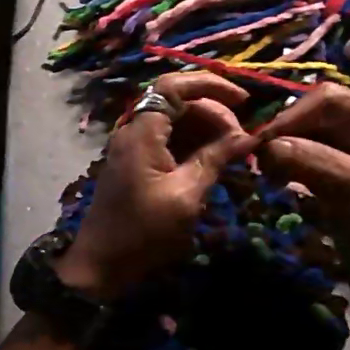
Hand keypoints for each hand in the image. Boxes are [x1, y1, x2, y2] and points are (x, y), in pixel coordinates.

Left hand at [58, 72, 256, 299]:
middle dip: (215, 113)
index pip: (174, 86)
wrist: (101, 264)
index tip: (244, 100)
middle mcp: (135, 131)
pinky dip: (195, 146)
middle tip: (244, 141)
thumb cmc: (143, 232)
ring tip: (237, 152)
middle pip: (178, 103)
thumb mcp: (186, 196)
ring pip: (176, 123)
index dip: (210, 84)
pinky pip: (170, 142)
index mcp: (142, 132)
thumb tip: (248, 137)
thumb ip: (214, 159)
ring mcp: (135, 148)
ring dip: (208, 131)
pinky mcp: (139, 165)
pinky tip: (217, 162)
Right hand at [254, 86, 349, 279]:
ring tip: (264, 177)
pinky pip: (312, 178)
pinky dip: (293, 179)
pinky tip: (280, 189)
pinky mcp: (346, 200)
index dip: (293, 115)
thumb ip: (315, 161)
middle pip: (313, 123)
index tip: (263, 143)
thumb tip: (265, 147)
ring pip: (308, 151)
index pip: (326, 101)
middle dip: (284, 136)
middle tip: (256, 162)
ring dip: (285, 158)